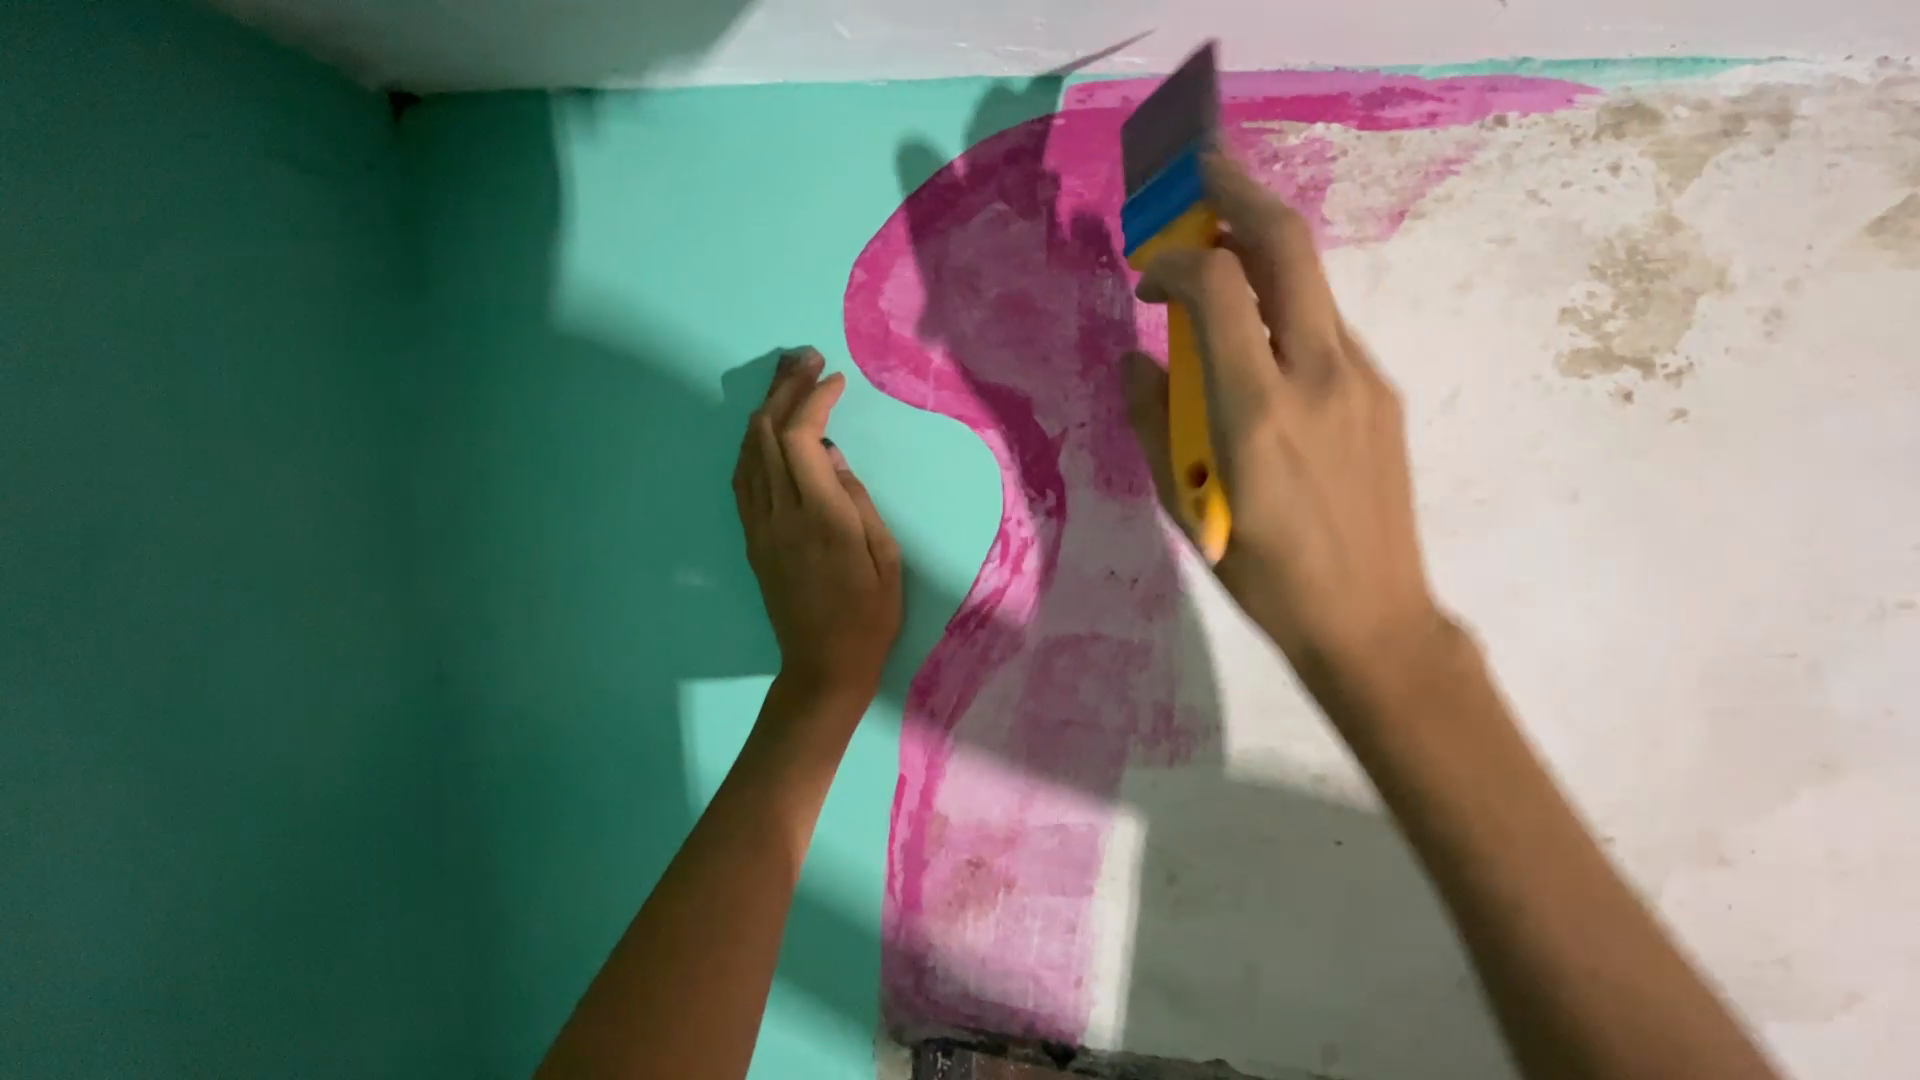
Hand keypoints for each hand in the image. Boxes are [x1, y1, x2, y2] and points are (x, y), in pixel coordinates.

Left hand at [733, 347, 903, 704]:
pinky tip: (765, 429)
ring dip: (764, 409)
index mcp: (821, 517)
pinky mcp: (752, 539)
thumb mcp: (886, 558)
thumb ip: (858, 501)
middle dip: (785, 388)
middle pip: (767, 433)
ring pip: (748, 452)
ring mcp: (760, 526)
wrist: (824, 665)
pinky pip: (742, 479)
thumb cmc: (870, 615)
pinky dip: (752, 444)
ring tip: (786, 380)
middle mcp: (782, 514)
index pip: (802, 437)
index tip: (835, 378)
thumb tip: (831, 456)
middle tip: (805, 357)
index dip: (814, 399)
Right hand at [1124, 152, 1440, 680]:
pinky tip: (1258, 343)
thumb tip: (1138, 363)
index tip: (1149, 278)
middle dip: (1239, 195)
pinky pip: (1324, 327)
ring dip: (1262, 252)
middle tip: (1201, 172)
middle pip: (1286, 247)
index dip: (1176, 261)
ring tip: (1218, 260)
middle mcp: (1319, 375)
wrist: (1371, 618)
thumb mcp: (1187, 509)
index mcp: (1258, 411)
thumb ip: (1155, 423)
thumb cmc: (1262, 576)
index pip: (1218, 287)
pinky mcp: (1382, 393)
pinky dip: (1283, 307)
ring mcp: (1362, 379)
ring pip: (1309, 283)